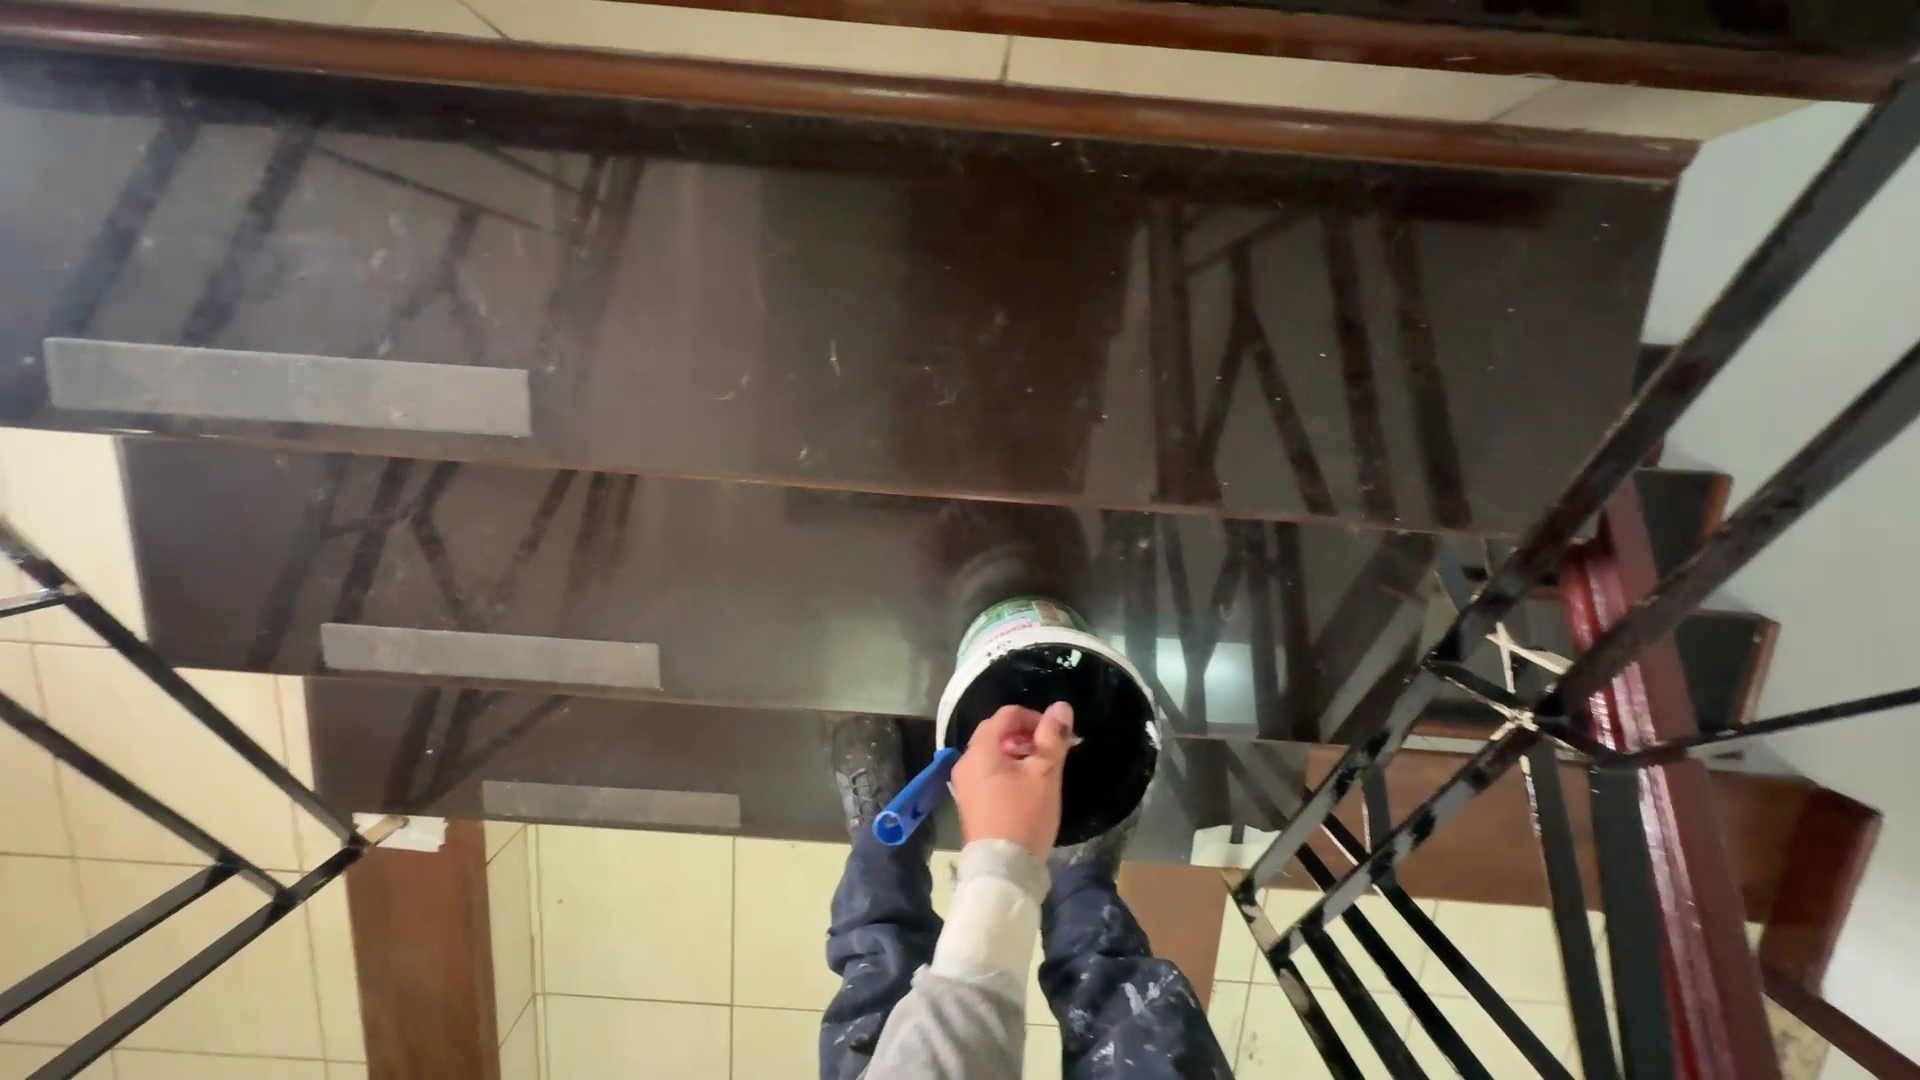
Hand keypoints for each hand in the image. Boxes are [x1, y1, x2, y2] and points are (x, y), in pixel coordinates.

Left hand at [950, 702, 1073, 857]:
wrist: (1003, 870)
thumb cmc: (1024, 816)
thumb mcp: (1044, 774)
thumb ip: (1053, 738)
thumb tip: (1061, 706)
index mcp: (980, 750)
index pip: (1006, 715)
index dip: (1034, 717)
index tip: (1056, 734)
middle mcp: (965, 761)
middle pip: (996, 732)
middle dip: (1025, 735)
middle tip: (1050, 750)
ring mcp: (964, 783)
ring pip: (992, 754)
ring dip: (1017, 753)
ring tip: (1040, 768)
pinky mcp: (969, 802)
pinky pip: (987, 772)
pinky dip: (1006, 769)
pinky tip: (1025, 787)